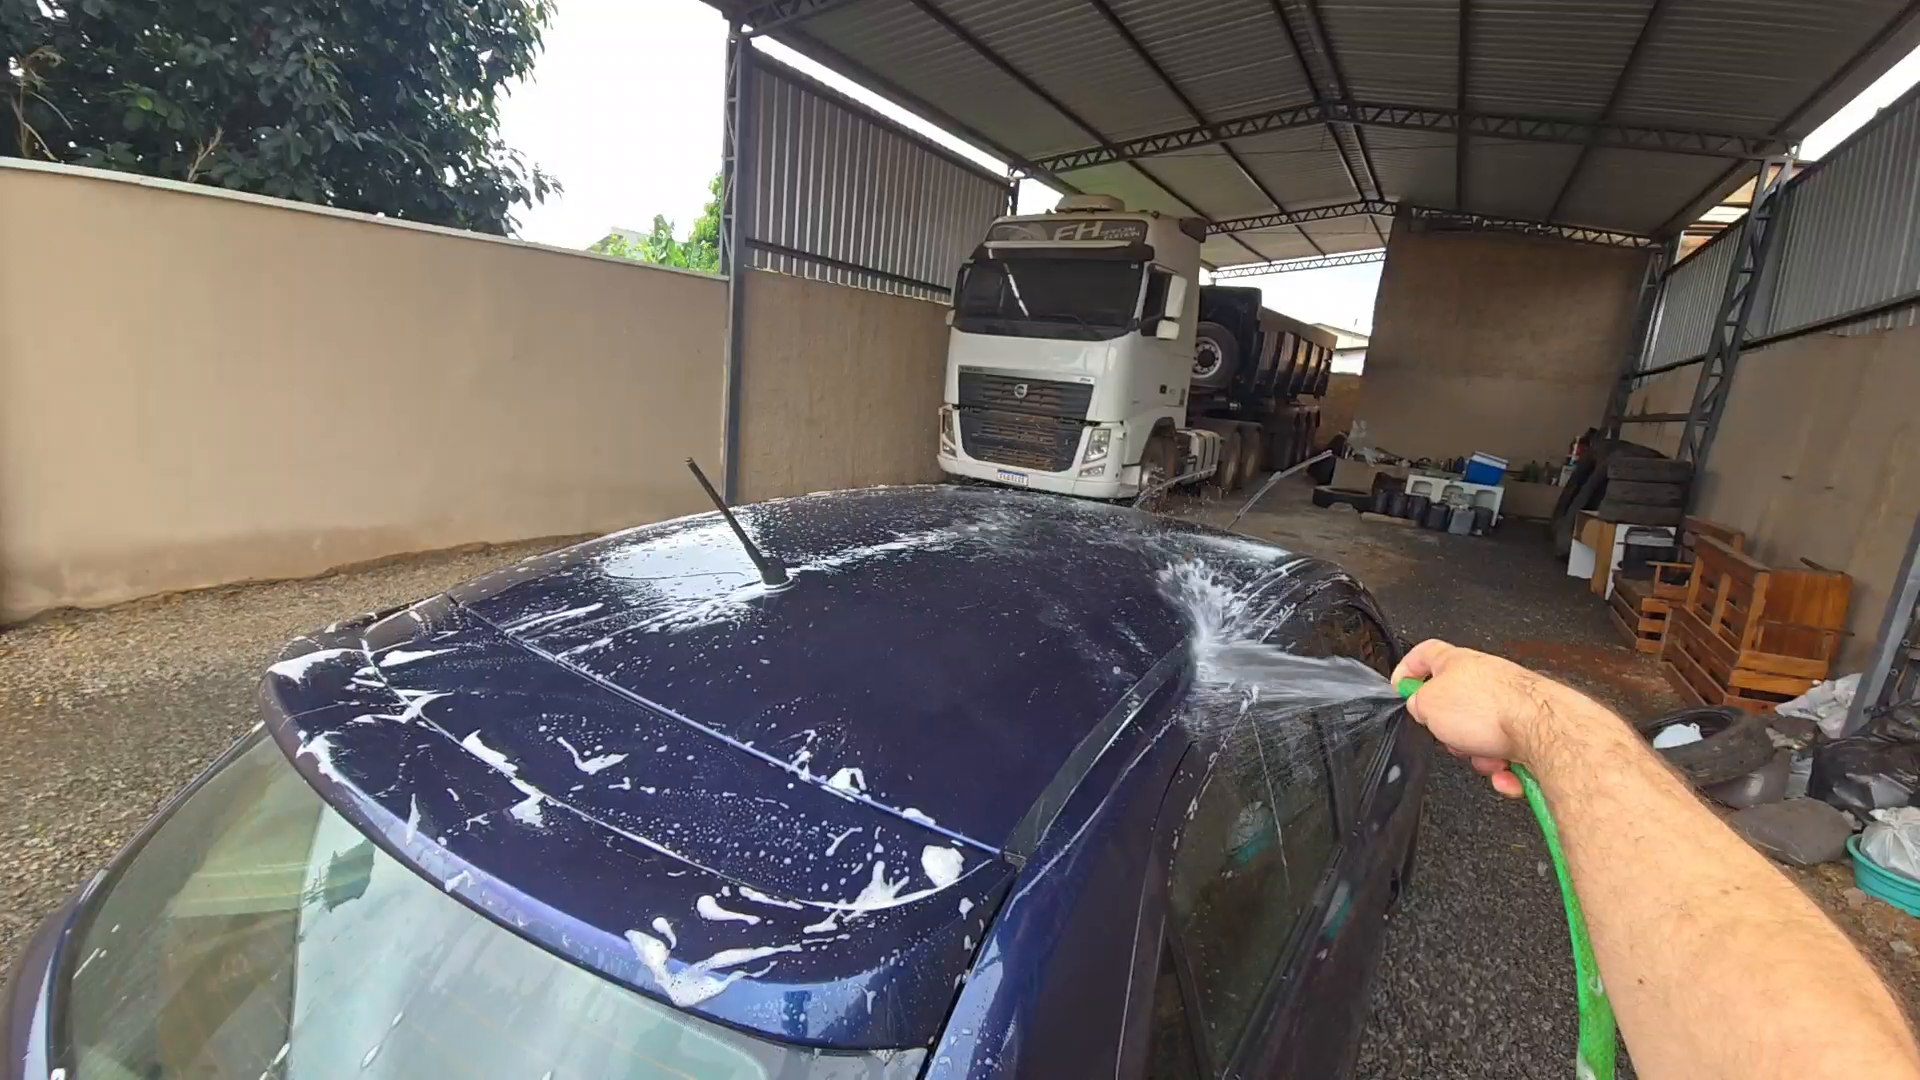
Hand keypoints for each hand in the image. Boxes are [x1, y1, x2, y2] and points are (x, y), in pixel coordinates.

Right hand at [1390, 639, 1564, 797]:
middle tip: (1449, 739)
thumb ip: (1416, 703)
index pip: (1424, 654)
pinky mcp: (1538, 727)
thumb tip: (1421, 709)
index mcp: (1458, 662)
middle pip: (1455, 703)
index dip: (1408, 670)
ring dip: (1480, 754)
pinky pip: (1511, 752)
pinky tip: (1510, 773)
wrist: (1549, 732)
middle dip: (1450, 730)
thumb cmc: (1493, 711)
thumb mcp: (1427, 705)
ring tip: (1487, 760)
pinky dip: (1508, 768)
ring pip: (1483, 733)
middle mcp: (1488, 677)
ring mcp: (1515, 702)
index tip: (1402, 688)